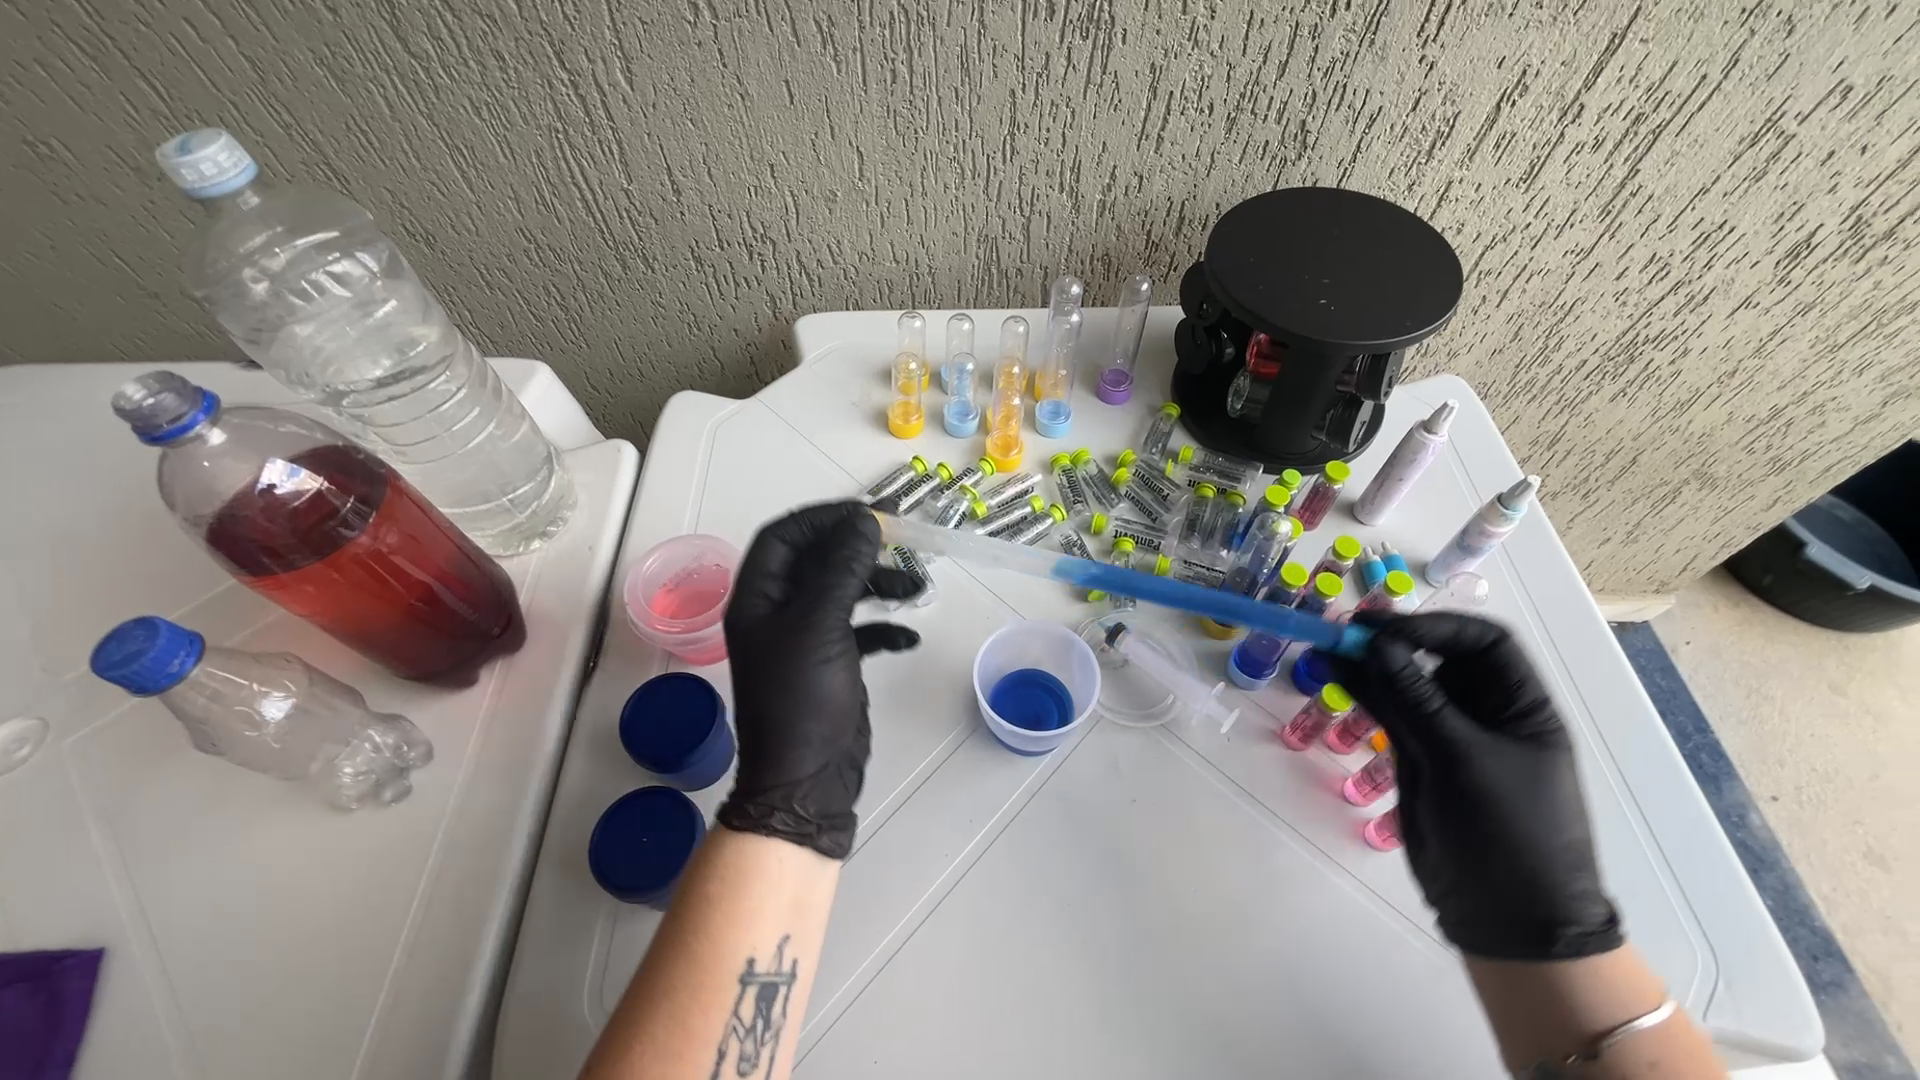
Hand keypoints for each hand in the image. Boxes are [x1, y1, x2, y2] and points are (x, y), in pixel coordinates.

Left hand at [716, 502, 921, 858]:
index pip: (783, 537)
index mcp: (758, 598)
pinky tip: (908, 637)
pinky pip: (859, 629)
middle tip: (900, 540)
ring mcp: (805, 639)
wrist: (808, 781)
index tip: (865, 513)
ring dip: (878, 585)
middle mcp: (777, 612)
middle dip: (858, 549)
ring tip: (916, 589)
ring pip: (842, 591)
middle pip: (818, 560)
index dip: (821, 518)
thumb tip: (864, 521)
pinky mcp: (832, 663)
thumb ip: (842, 569)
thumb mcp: (821, 626)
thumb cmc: (803, 700)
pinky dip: (883, 627)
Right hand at [1328, 613, 1622, 960]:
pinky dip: (1363, 693)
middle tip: (1346, 631)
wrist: (1506, 916)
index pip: (1482, 644)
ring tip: (1328, 648)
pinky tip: (1335, 676)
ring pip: (1407, 684)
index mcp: (1521, 706)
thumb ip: (1416, 700)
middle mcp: (1486, 712)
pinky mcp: (1420, 757)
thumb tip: (1375, 645)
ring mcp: (1449, 735)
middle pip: (1439, 658)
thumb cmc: (1506, 832)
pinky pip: (1391, 713)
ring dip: (1371, 665)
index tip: (1382, 629)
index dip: (1433, 627)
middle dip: (1396, 640)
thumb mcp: (1462, 760)